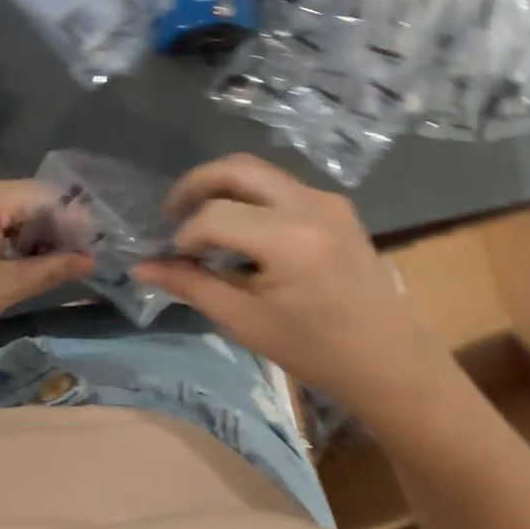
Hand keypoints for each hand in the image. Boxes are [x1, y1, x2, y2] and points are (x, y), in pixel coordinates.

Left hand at [0, 177, 92, 359]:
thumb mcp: (4, 287)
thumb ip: (52, 269)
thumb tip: (90, 260)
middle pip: (29, 198)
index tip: (96, 247)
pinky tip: (22, 260)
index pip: (47, 195)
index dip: (76, 220)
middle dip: (57, 226)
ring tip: (56, 263)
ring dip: (34, 232)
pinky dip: (11, 234)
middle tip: (80, 258)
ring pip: (11, 208)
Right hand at [132, 154, 437, 415]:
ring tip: (200, 220)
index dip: (184, 235)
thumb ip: (191, 286)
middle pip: (238, 169)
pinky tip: (241, 229)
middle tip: (171, 212)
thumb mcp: (245, 321)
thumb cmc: (314, 350)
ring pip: (260, 171)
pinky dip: (252, 196)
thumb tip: (141, 266)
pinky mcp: (337, 205)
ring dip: (224, 187)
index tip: (173, 259)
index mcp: (290, 240)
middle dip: (196, 184)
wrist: (388, 360)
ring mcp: (328, 200)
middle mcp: (311, 206)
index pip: (215, 217)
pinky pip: (282, 186)